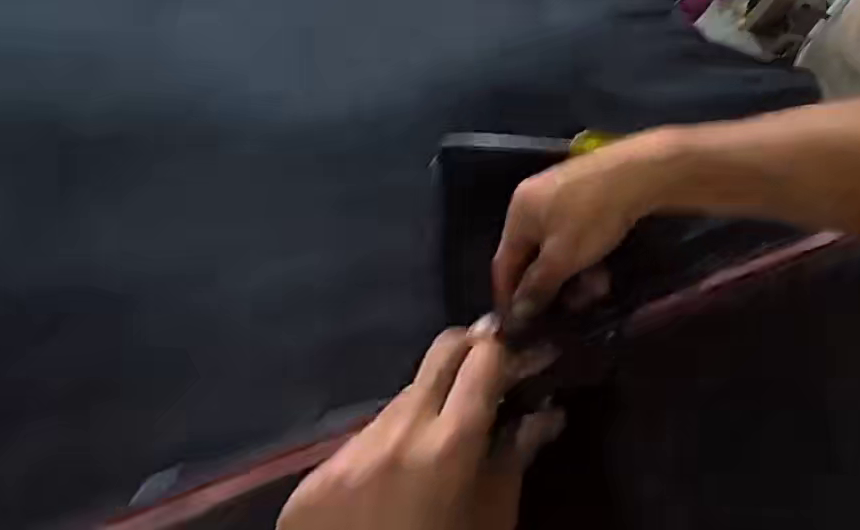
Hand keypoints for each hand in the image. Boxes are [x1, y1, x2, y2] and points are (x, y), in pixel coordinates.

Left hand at [278, 324, 562, 529]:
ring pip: (403, 395)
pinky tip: (394, 475)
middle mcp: (399, 434)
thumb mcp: (495, 512)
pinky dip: (389, 442)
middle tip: (487, 367)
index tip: (522, 355)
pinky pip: (363, 438)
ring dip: (429, 401)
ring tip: (438, 435)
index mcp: (451, 441)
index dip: (505, 348)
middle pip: (442, 352)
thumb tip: (549, 410)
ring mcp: (348, 457)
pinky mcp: (310, 484)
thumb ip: (519, 449)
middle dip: (470, 348)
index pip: (484, 353)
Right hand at [492, 132, 678, 322]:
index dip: (508, 297)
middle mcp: (537, 197)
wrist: (640, 171)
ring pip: (563, 244)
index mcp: (519, 211)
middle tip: (573, 306)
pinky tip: (605, 267)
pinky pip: (581, 230)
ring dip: (578, 271)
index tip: (518, 326)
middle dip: (555, 284)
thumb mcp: (562, 258)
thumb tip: (517, 313)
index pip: (503, 264)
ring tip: (599, 288)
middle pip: (536, 253)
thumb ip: (536, 287)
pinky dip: (589, 251)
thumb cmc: (593, 216)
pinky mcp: (593, 189)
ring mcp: (567, 190)